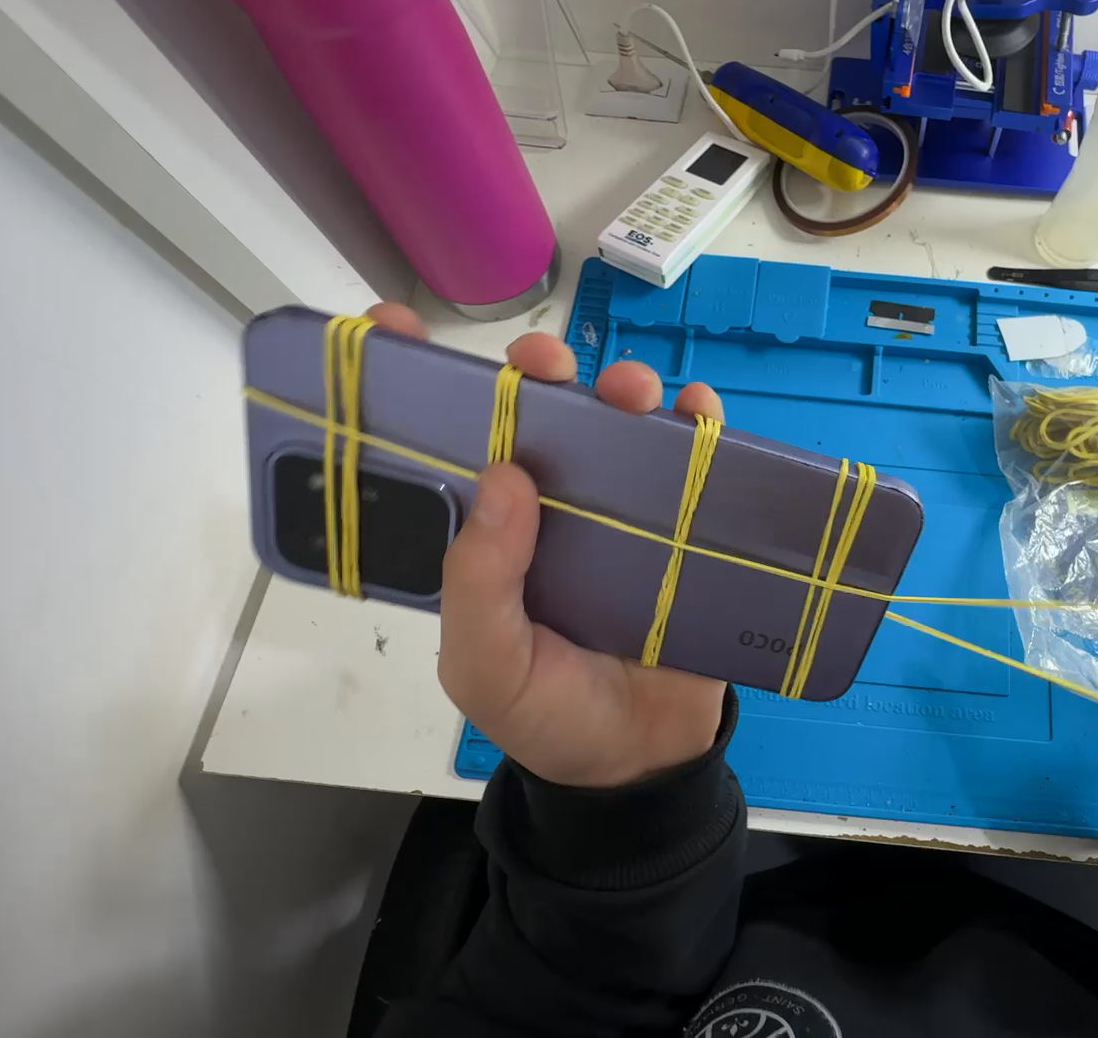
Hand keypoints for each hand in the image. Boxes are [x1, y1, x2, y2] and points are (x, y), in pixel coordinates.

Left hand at [364, 303, 727, 787]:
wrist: (645, 763)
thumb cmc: (553, 717)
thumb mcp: (488, 666)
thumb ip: (476, 587)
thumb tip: (504, 476)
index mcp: (489, 537)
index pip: (444, 447)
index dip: (415, 386)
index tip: (396, 333)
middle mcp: (556, 512)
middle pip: (543, 419)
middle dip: (539, 374)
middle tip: (544, 367)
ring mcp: (626, 516)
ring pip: (622, 427)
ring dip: (626, 389)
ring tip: (635, 394)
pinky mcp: (687, 529)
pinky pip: (696, 466)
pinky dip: (700, 428)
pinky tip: (699, 417)